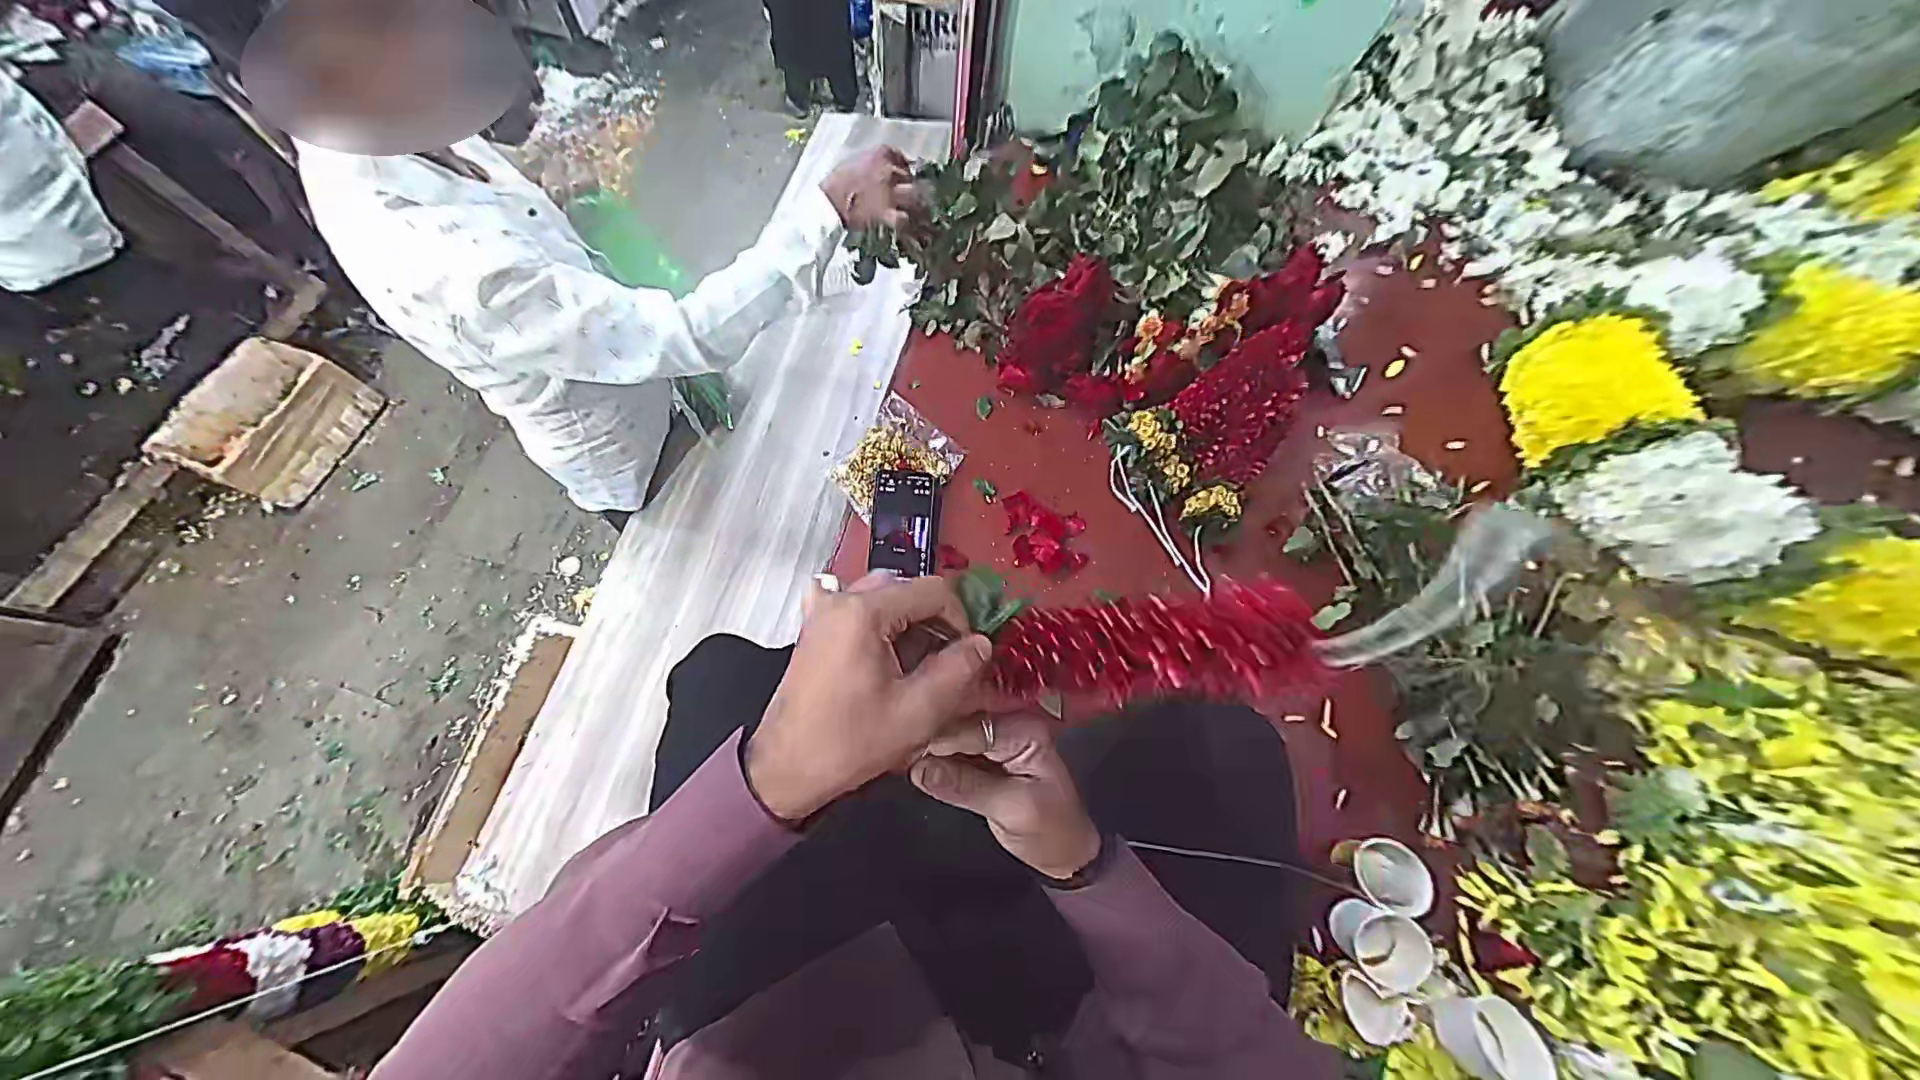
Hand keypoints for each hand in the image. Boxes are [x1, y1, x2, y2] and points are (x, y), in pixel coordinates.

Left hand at [745, 571, 991, 821]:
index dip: (960, 618)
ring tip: (916, 659)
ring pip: (884, 594)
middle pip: (908, 588)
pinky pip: (855, 605)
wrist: (786, 767)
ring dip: (909, 619)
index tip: (964, 651)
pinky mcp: (816, 627)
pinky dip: (877, 619)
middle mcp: (840, 601)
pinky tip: (882, 645)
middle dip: (935, 619)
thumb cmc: (844, 744)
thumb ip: (958, 670)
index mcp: (864, 613)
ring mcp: (823, 611)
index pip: (933, 590)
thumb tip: (980, 644)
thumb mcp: (917, 712)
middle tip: (945, 657)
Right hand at [819, 145, 923, 231]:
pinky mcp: (887, 215)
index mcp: (882, 154)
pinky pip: (907, 221)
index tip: (905, 183)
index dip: (907, 174)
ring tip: (924, 220)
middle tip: (920, 205)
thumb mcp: (857, 162)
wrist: (827, 204)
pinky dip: (912, 229)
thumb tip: (893, 172)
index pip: (904, 161)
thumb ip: (878, 164)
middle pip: (914, 181)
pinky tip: (916, 235)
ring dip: (922, 211)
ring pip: (917, 200)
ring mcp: (890, 193)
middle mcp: (890, 171)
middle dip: (918, 193)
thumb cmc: (837, 184)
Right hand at [911, 713, 1101, 880]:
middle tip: (893, 751)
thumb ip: (966, 786)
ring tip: (895, 756)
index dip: (936, 737)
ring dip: (926, 747)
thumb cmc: (1052, 831)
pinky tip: (911, 763)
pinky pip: (951, 750)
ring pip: (950, 735)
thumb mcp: (1013, 810)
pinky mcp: (982, 753)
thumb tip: (919, 769)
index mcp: (1024, 728)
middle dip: (928, 738)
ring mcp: (994, 737)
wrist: (1067, 852)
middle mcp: (1008, 723)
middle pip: (958, 724)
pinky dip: (933, 758)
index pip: (971, 727)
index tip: (900, 747)